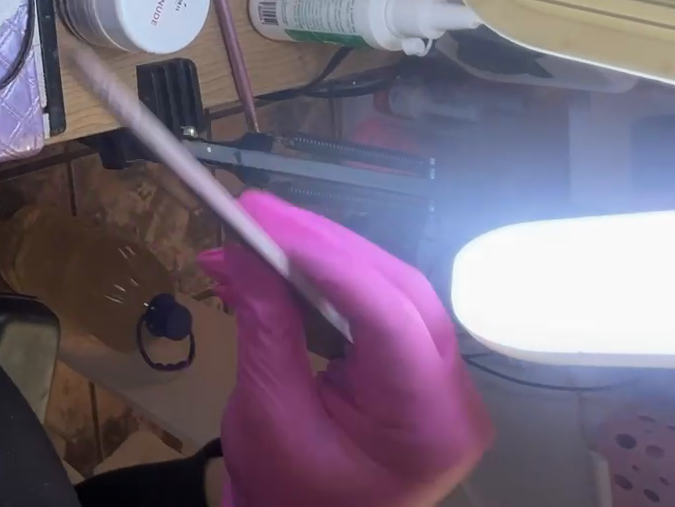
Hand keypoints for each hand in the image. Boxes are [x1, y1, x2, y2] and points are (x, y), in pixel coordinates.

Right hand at [200, 193, 491, 506]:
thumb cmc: (290, 488)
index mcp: (427, 419)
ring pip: (384, 287)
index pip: (390, 318)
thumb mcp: (268, 409)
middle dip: (320, 241)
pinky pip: (366, 304)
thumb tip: (239, 251)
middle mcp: (448, 392)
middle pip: (397, 290)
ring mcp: (432, 378)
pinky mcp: (404, 368)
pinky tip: (259, 268)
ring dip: (311, 252)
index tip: (262, 222)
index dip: (328, 261)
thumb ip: (263, 327)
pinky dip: (312, 275)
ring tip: (242, 233)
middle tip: (251, 208)